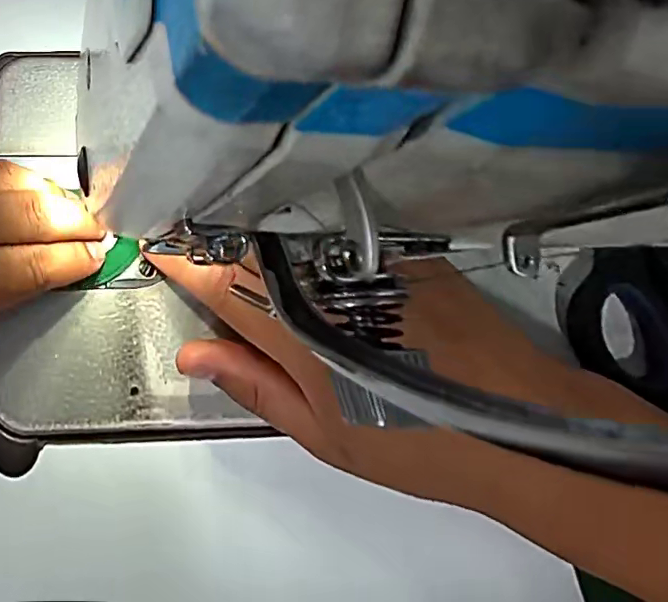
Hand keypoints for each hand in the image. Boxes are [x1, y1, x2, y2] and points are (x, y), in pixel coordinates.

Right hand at [150, 255, 659, 509]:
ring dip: (244, 227)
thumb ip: (252, 384)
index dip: (178, 260)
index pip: (215, 284)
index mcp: (292, 331)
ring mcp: (357, 259)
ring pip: (280, 230)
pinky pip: (327, 226)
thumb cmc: (411, 443)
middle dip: (203, 236)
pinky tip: (289, 226)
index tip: (152, 241)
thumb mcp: (321, 431)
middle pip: (241, 246)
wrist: (515, 423)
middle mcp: (319, 282)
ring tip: (222, 226)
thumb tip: (191, 355)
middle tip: (179, 229)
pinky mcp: (392, 246)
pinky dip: (295, 224)